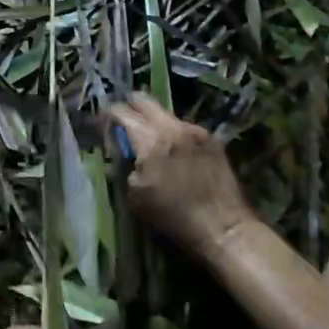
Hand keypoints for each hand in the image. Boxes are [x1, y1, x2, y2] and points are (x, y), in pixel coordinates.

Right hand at [108, 94, 254, 259]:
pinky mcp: (211, 139)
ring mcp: (194, 129)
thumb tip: (119, 149)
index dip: (107, 118)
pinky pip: (184, 128)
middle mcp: (171, 125)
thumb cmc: (174, 216)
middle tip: (125, 128)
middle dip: (129, 109)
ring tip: (153, 147)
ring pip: (164, 113)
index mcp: (149, 138)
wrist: (224, 229)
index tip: (104, 129)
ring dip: (153, 124)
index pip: (119, 111)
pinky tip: (177, 157)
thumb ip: (123, 164)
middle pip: (142, 99)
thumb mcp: (135, 195)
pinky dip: (174, 136)